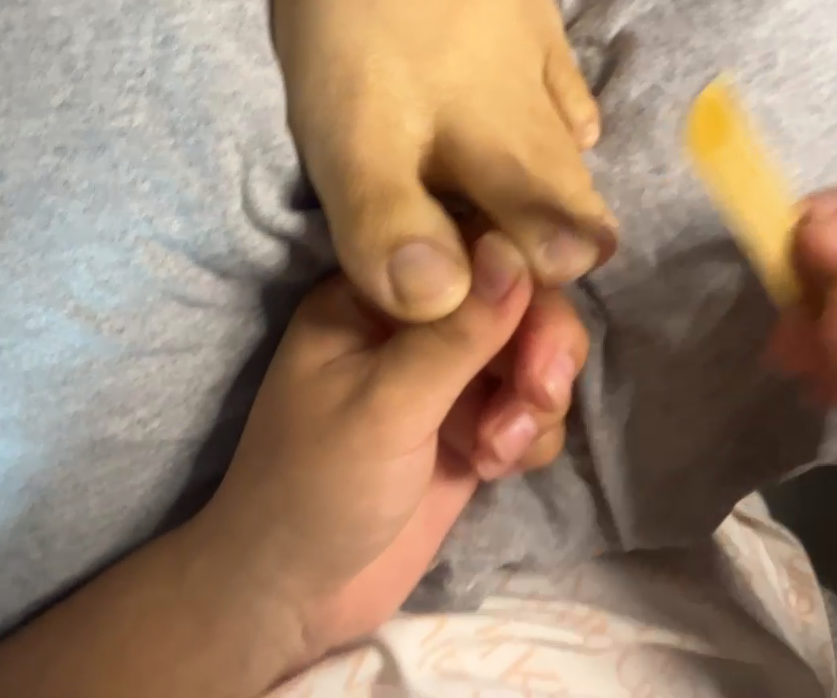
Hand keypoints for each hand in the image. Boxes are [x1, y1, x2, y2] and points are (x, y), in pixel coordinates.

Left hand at [185, 233, 585, 661]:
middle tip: (538, 396)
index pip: (465, 251)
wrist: (295, 590)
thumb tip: (513, 247)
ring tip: (497, 450)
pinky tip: (494, 468)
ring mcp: (438, 377)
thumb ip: (457, 333)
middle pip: (509, 300)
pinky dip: (525, 434)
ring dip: (532, 399)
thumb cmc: (320, 482)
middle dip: (535, 347)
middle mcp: (408, 325)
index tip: (541, 334)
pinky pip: (524, 407)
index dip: (518, 280)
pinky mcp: (463, 427)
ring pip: (525, 355)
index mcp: (371, 296)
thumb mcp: (387, 403)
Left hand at [271, 0, 615, 323]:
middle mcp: (540, 106)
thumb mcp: (350, 138)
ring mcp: (538, 43)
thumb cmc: (354, 17)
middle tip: (500, 240)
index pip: (567, 239)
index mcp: (508, 150)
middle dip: (551, 229)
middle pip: (572, 189)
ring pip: (565, 129)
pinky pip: (553, 69)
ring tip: (503, 186)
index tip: (500, 284)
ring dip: (544, 168)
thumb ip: (392, 227)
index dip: (545, 275)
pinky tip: (527, 104)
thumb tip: (445, 305)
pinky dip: (544, 102)